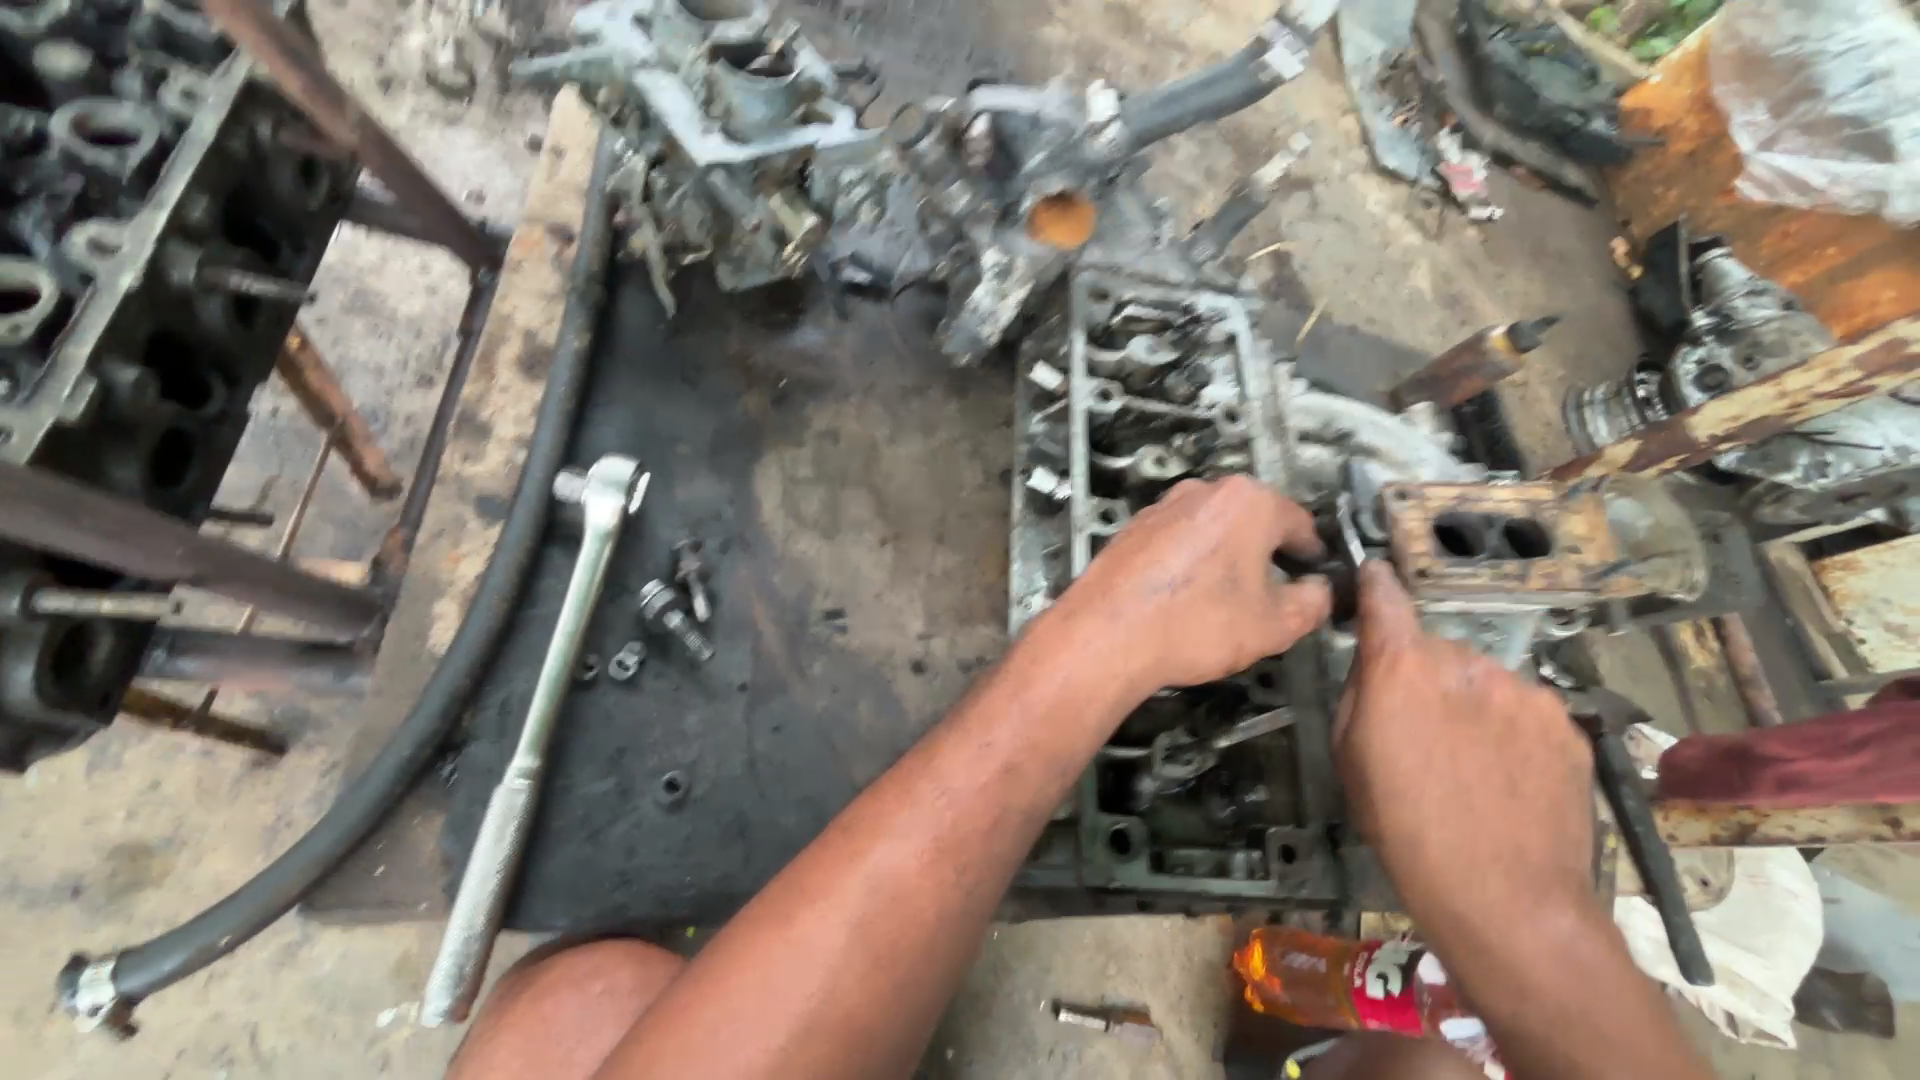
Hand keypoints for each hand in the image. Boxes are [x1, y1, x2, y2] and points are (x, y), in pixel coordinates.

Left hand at [1043, 475, 1331, 693]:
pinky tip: (1184, 600)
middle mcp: (1203, 492)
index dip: (1311, 555)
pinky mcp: (1132, 530)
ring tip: (1223, 605)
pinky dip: (1187, 564)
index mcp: (1248, 502)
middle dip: (1264, 556)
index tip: (1313, 575)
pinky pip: (1176, 542)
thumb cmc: (1193, 625)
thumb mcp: (1275, 625)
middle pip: (1253, 522)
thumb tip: (1318, 592)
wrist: (1107, 637)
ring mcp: (1162, 508)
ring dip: (1223, 559)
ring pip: (1211, 531)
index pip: (1299, 523)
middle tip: (1271, 597)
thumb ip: (1312, 602)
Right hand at [1336, 562, 1593, 942]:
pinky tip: (1508, 774)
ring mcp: (1525, 692)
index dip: (1376, 583)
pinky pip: (1525, 709)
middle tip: (1421, 729)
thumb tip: (1374, 667)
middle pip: (1437, 651)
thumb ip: (1360, 694)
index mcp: (1403, 668)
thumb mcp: (1349, 756)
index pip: (1386, 601)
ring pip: (1484, 680)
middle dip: (1425, 676)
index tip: (1373, 571)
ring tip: (1472, 762)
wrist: (1502, 892)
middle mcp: (1466, 663)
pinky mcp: (1567, 724)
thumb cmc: (1402, 824)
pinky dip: (1511, 728)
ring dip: (1471, 703)